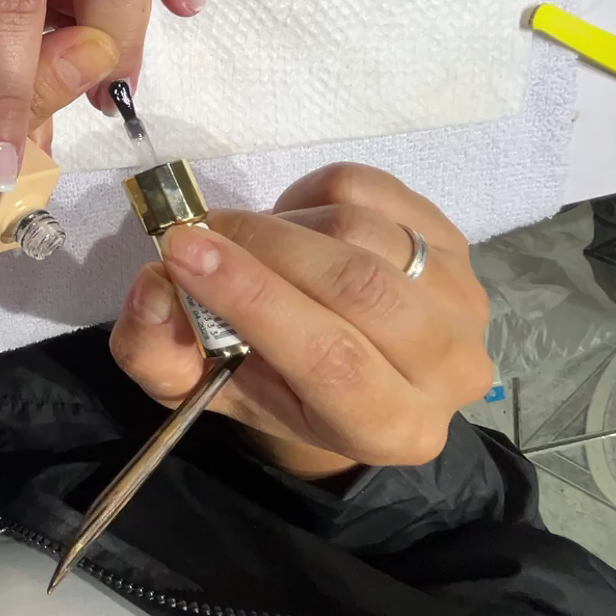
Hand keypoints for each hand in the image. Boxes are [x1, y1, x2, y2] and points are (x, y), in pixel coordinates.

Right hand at [107, 164, 493, 478]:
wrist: (325, 372)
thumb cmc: (255, 381)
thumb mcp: (185, 384)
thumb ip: (153, 347)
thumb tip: (154, 284)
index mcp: (383, 426)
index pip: (332, 359)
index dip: (252, 297)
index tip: (179, 250)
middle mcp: (447, 369)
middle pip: (358, 286)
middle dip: (261, 244)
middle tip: (196, 232)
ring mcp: (462, 300)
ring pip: (361, 232)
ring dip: (280, 224)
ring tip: (248, 245)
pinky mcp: (453, 241)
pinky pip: (370, 190)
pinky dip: (309, 192)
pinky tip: (294, 224)